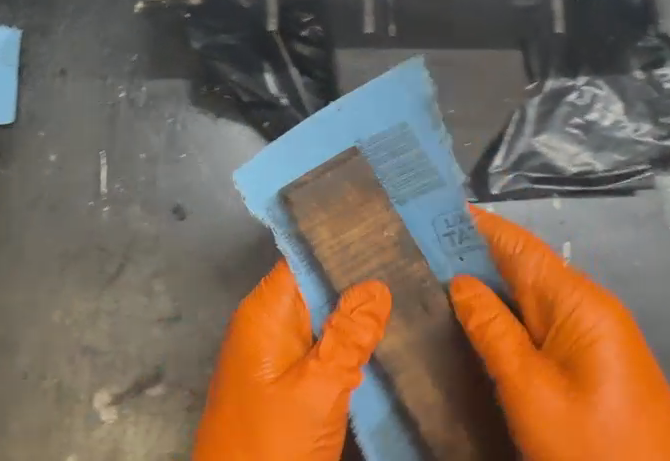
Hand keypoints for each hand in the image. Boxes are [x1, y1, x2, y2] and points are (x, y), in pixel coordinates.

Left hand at [193, 261, 391, 460]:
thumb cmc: (273, 442)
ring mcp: (273, 353)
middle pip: (312, 285)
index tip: (383, 230)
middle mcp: (264, 322)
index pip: (302, 258)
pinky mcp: (283, 381)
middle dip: (354, 276)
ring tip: (405, 287)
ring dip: (353, 310)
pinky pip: (316, 346)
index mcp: (263, 311)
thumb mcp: (318, 389)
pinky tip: (381, 335)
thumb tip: (377, 285)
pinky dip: (344, 340)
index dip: (340, 244)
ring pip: (318, 317)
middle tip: (406, 258)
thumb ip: (348, 337)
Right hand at [450, 207, 669, 460]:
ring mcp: (598, 339)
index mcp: (580, 302)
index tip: (425, 209)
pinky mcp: (597, 367)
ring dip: (488, 288)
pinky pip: (544, 325)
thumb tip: (459, 280)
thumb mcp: (530, 392)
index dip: (473, 223)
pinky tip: (477, 324)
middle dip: (473, 256)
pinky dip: (508, 316)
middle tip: (415, 249)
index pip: (518, 244)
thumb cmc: (592, 449)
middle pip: (524, 267)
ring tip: (434, 280)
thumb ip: (491, 330)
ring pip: (531, 298)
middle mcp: (592, 308)